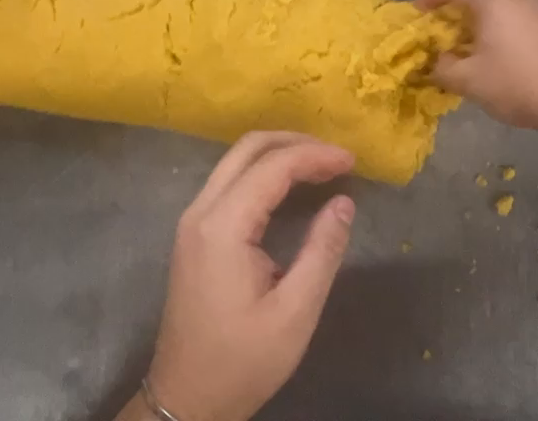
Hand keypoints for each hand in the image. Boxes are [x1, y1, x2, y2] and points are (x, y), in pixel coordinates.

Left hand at [143, 132, 355, 420]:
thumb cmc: (242, 361)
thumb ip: (322, 251)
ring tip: (322, 165)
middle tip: (336, 155)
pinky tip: (292, 185)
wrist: (185, 402)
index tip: (352, 160)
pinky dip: (265, 171)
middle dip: (296, 142)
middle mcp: (201, 212)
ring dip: (280, 154)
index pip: (273, 166)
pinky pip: (231, 181)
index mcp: (223, 227)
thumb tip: (344, 202)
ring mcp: (193, 221)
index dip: (315, 156)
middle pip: (248, 148)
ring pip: (237, 160)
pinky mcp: (195, 233)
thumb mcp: (295, 313)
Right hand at [415, 0, 537, 130]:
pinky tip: (498, 38)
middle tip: (441, 15)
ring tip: (468, 27)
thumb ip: (444, 68)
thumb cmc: (518, 84)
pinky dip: (500, 10)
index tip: (418, 11)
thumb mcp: (470, 81)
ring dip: (479, 0)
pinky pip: (517, 1)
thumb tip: (438, 61)